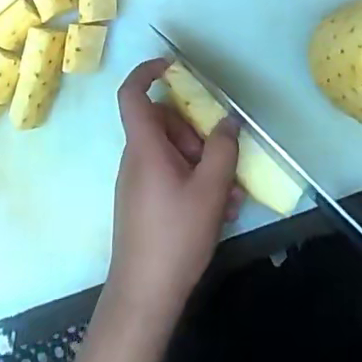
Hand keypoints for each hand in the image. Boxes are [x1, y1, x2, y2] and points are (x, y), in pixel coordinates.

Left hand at [106, 58, 240, 316]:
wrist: (143, 294)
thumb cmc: (175, 235)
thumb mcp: (209, 190)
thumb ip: (221, 150)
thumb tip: (228, 121)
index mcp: (144, 146)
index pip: (132, 94)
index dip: (147, 72)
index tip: (173, 67)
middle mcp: (135, 157)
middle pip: (163, 124)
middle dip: (196, 135)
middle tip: (222, 164)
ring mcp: (137, 180)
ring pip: (171, 153)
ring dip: (202, 165)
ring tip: (229, 197)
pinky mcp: (142, 202)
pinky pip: (169, 176)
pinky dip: (193, 183)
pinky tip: (217, 211)